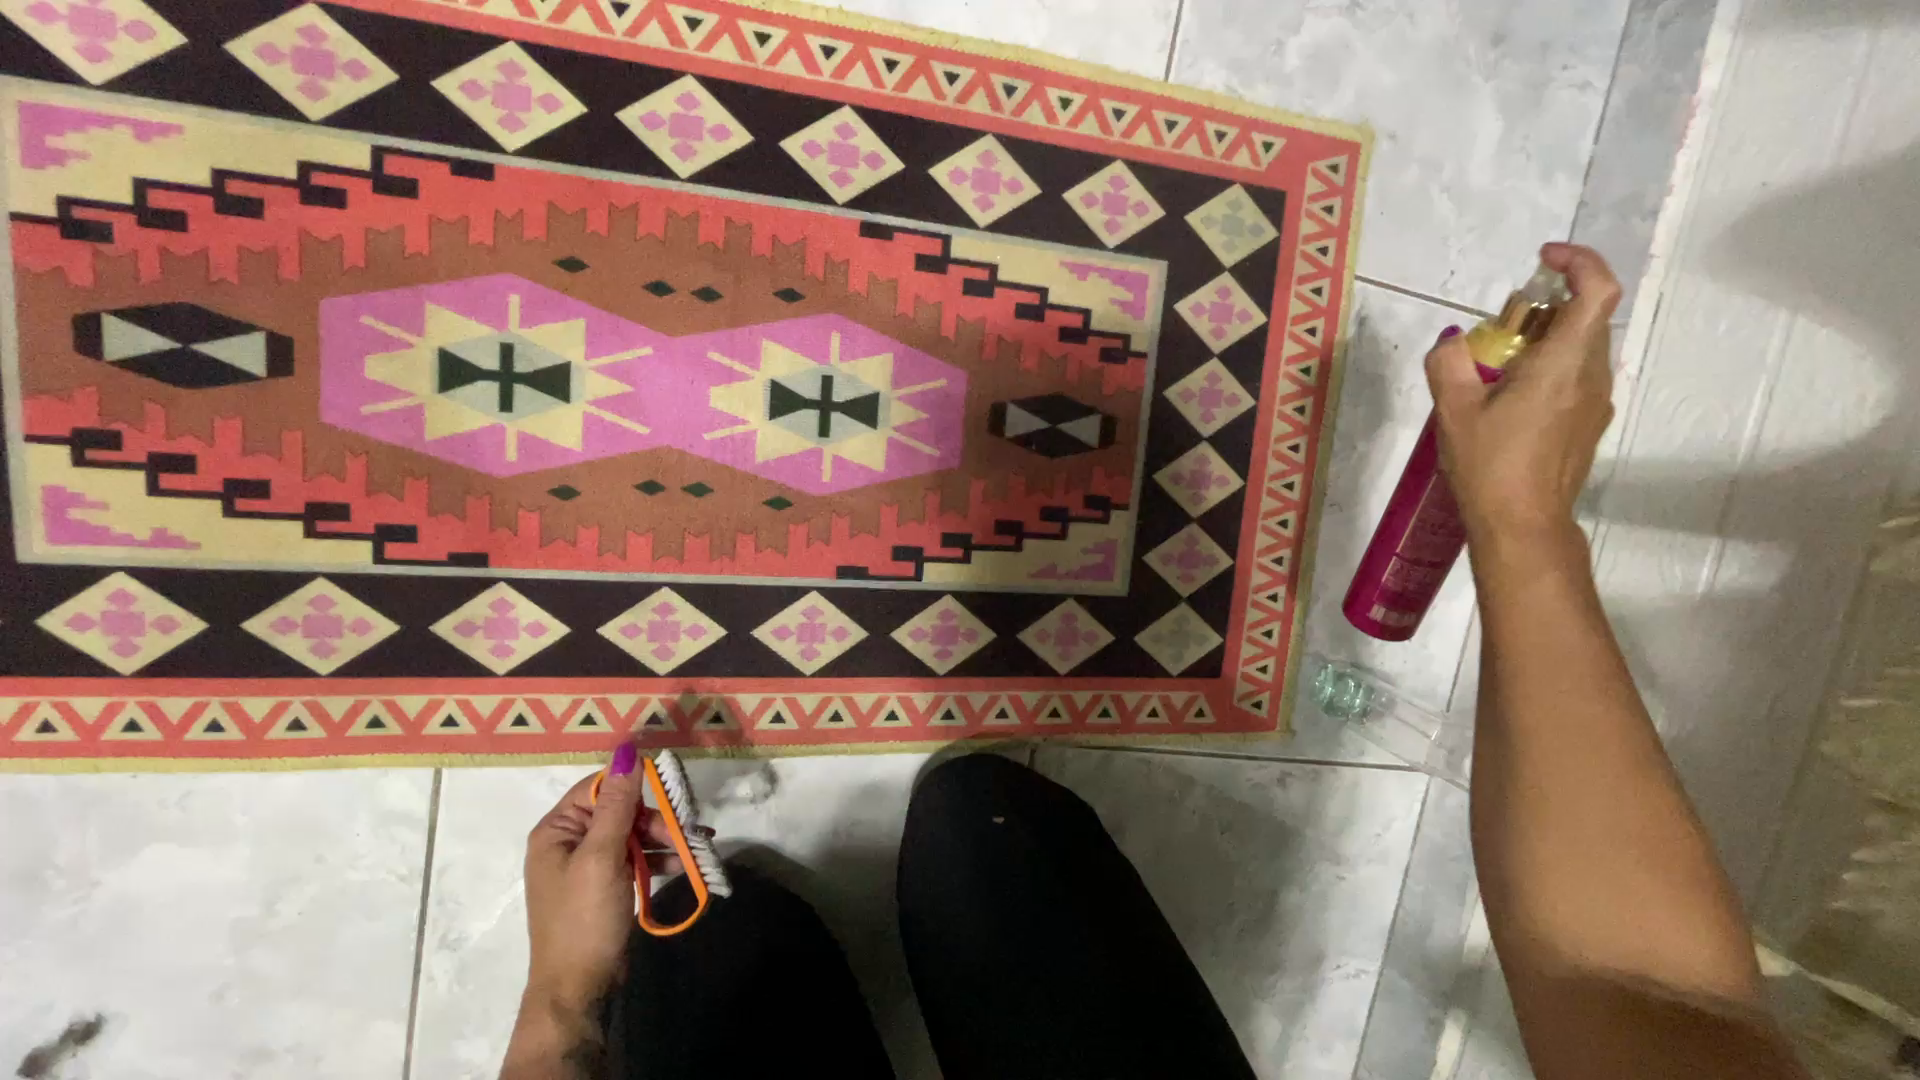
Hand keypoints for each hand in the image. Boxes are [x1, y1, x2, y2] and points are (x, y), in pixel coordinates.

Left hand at [521, 742, 677, 1017]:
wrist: (580, 988)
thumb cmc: (585, 917)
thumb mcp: (602, 856)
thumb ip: (617, 804)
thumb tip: (627, 751)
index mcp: (557, 830)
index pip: (598, 787)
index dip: (633, 785)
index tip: (670, 790)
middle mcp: (569, 842)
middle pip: (620, 811)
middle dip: (656, 819)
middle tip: (687, 830)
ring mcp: (588, 866)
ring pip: (633, 834)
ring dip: (665, 838)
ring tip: (697, 847)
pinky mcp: (606, 886)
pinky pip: (636, 858)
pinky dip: (661, 859)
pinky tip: (686, 864)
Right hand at [1426, 242, 1620, 542]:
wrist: (1523, 522)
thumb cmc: (1489, 463)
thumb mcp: (1453, 410)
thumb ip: (1448, 364)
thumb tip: (1451, 340)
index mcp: (1564, 364)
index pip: (1596, 291)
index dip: (1579, 262)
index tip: (1543, 258)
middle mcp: (1592, 375)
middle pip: (1586, 319)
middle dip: (1547, 306)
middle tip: (1499, 323)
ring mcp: (1596, 402)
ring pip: (1580, 350)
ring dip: (1545, 340)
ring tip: (1496, 365)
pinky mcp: (1588, 424)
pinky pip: (1575, 378)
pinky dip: (1548, 368)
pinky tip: (1508, 398)